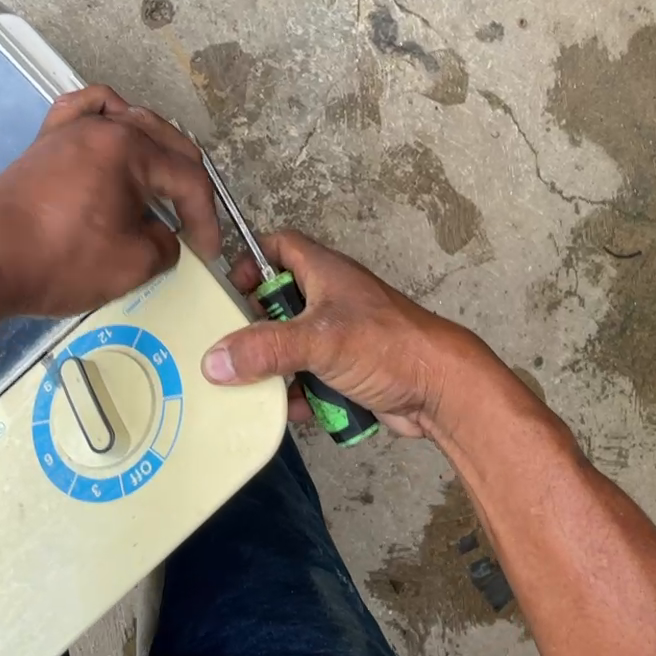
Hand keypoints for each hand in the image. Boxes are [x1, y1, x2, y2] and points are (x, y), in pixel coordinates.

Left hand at [0, 86, 219, 317]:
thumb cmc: (60, 260)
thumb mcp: (132, 264)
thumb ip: (166, 245)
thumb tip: (162, 236)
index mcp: (131, 148)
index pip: (189, 179)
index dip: (207, 218)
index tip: (208, 253)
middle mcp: (104, 126)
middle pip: (167, 143)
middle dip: (189, 183)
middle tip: (195, 222)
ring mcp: (71, 128)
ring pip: (131, 120)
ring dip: (158, 151)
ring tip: (164, 183)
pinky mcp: (45, 142)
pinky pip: (84, 110)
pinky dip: (108, 115)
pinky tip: (113, 130)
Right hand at [199, 230, 500, 437]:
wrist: (441, 390)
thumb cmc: (387, 346)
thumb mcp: (319, 340)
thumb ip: (266, 349)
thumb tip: (214, 361)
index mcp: (324, 272)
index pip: (278, 245)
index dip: (251, 261)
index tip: (229, 292)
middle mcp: (329, 298)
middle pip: (277, 300)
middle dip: (254, 326)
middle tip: (231, 347)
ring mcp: (338, 335)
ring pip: (290, 343)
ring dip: (274, 366)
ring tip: (249, 385)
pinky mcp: (346, 369)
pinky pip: (308, 376)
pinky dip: (297, 392)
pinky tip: (288, 410)